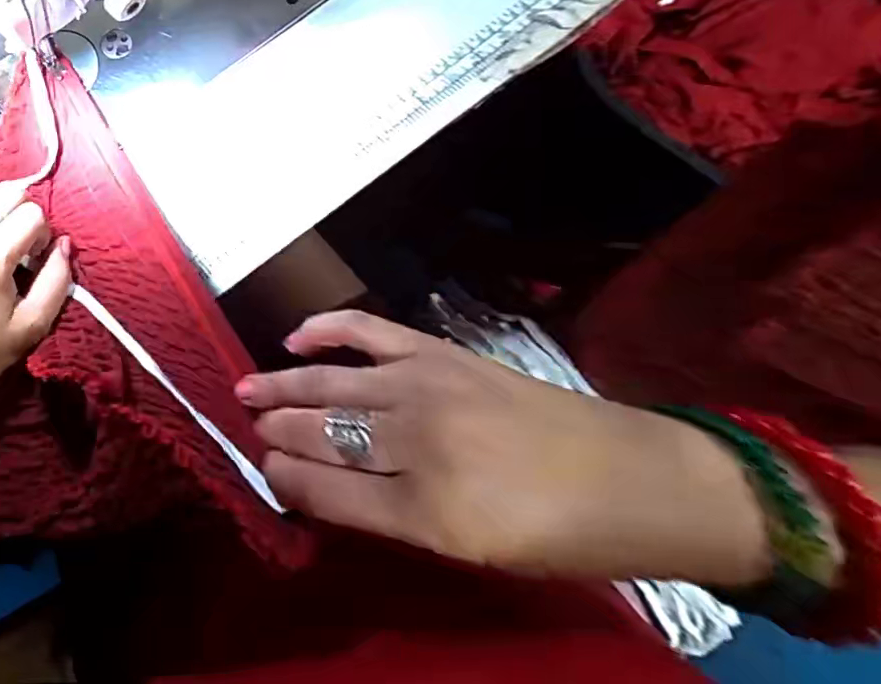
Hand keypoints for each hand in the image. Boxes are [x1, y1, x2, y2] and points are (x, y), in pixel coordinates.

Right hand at [237, 311, 771, 585]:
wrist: (634, 477)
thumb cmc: (558, 535)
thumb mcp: (471, 551)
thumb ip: (393, 517)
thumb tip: (324, 486)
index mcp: (430, 513)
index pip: (328, 492)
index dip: (286, 480)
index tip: (261, 471)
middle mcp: (419, 443)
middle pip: (323, 434)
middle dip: (277, 431)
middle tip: (245, 428)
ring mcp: (427, 387)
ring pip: (332, 386)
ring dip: (282, 387)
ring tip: (247, 389)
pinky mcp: (439, 352)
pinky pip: (367, 332)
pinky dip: (326, 330)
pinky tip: (297, 338)